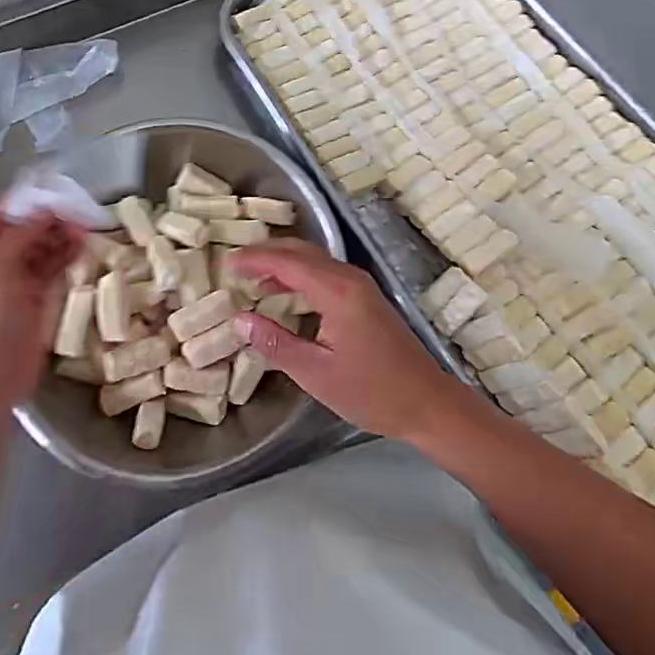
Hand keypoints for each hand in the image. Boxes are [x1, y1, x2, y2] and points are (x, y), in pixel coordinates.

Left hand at [0, 205, 81, 407]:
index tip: (58, 187)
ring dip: (62, 236)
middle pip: (24, 230)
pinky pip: (52, 271)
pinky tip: (84, 246)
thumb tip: (47, 210)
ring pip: (42, 249)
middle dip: (51, 218)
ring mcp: (14, 283)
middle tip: (81, 209)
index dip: (28, 199)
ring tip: (88, 225)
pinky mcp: (35, 301)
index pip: (0, 214)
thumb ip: (21, 235)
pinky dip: (67, 257)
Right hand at [226, 239, 476, 439]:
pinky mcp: (365, 298)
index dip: (255, 259)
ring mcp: (361, 286)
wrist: (427, 402)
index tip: (227, 263)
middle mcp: (350, 279)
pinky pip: (325, 274)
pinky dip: (299, 275)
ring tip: (252, 276)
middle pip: (302, 252)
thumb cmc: (372, 392)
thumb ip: (275, 343)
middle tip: (236, 263)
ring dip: (282, 263)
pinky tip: (284, 294)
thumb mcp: (316, 373)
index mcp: (337, 291)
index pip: (287, 262)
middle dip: (267, 253)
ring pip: (314, 260)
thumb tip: (239, 320)